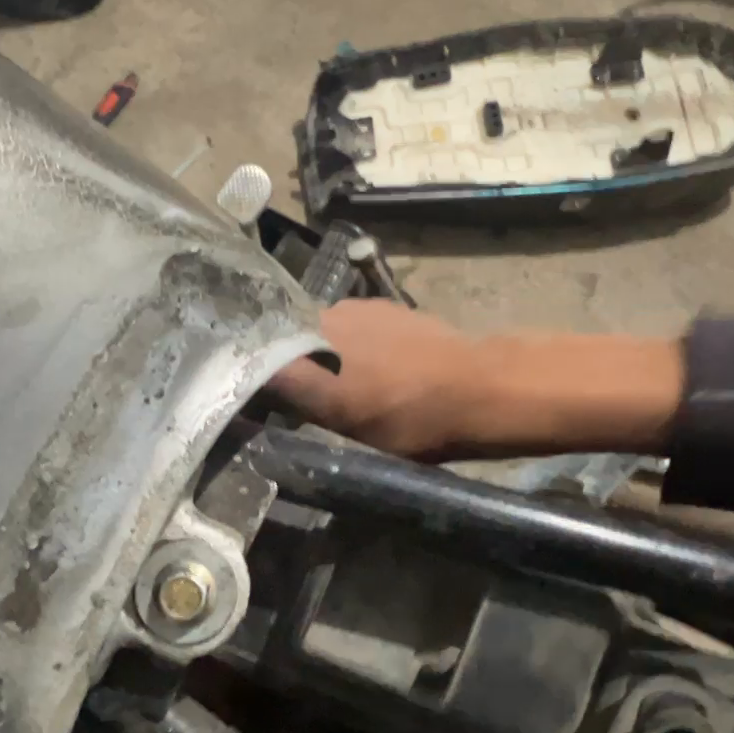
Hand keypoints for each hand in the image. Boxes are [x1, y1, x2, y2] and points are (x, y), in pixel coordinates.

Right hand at [269, 299, 487, 458]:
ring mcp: (357, 307)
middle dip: (290, 364)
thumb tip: (260, 385)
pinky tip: (373, 368)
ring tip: (340, 385)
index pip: (259, 355)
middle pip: (289, 339)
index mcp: (305, 345)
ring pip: (321, 332)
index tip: (259, 401)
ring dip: (322, 353)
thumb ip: (297, 398)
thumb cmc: (408, 419)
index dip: (254, 377)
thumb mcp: (342, 425)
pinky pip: (352, 326)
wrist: (478, 388)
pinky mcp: (385, 307)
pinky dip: (352, 345)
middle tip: (302, 398)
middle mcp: (323, 316)